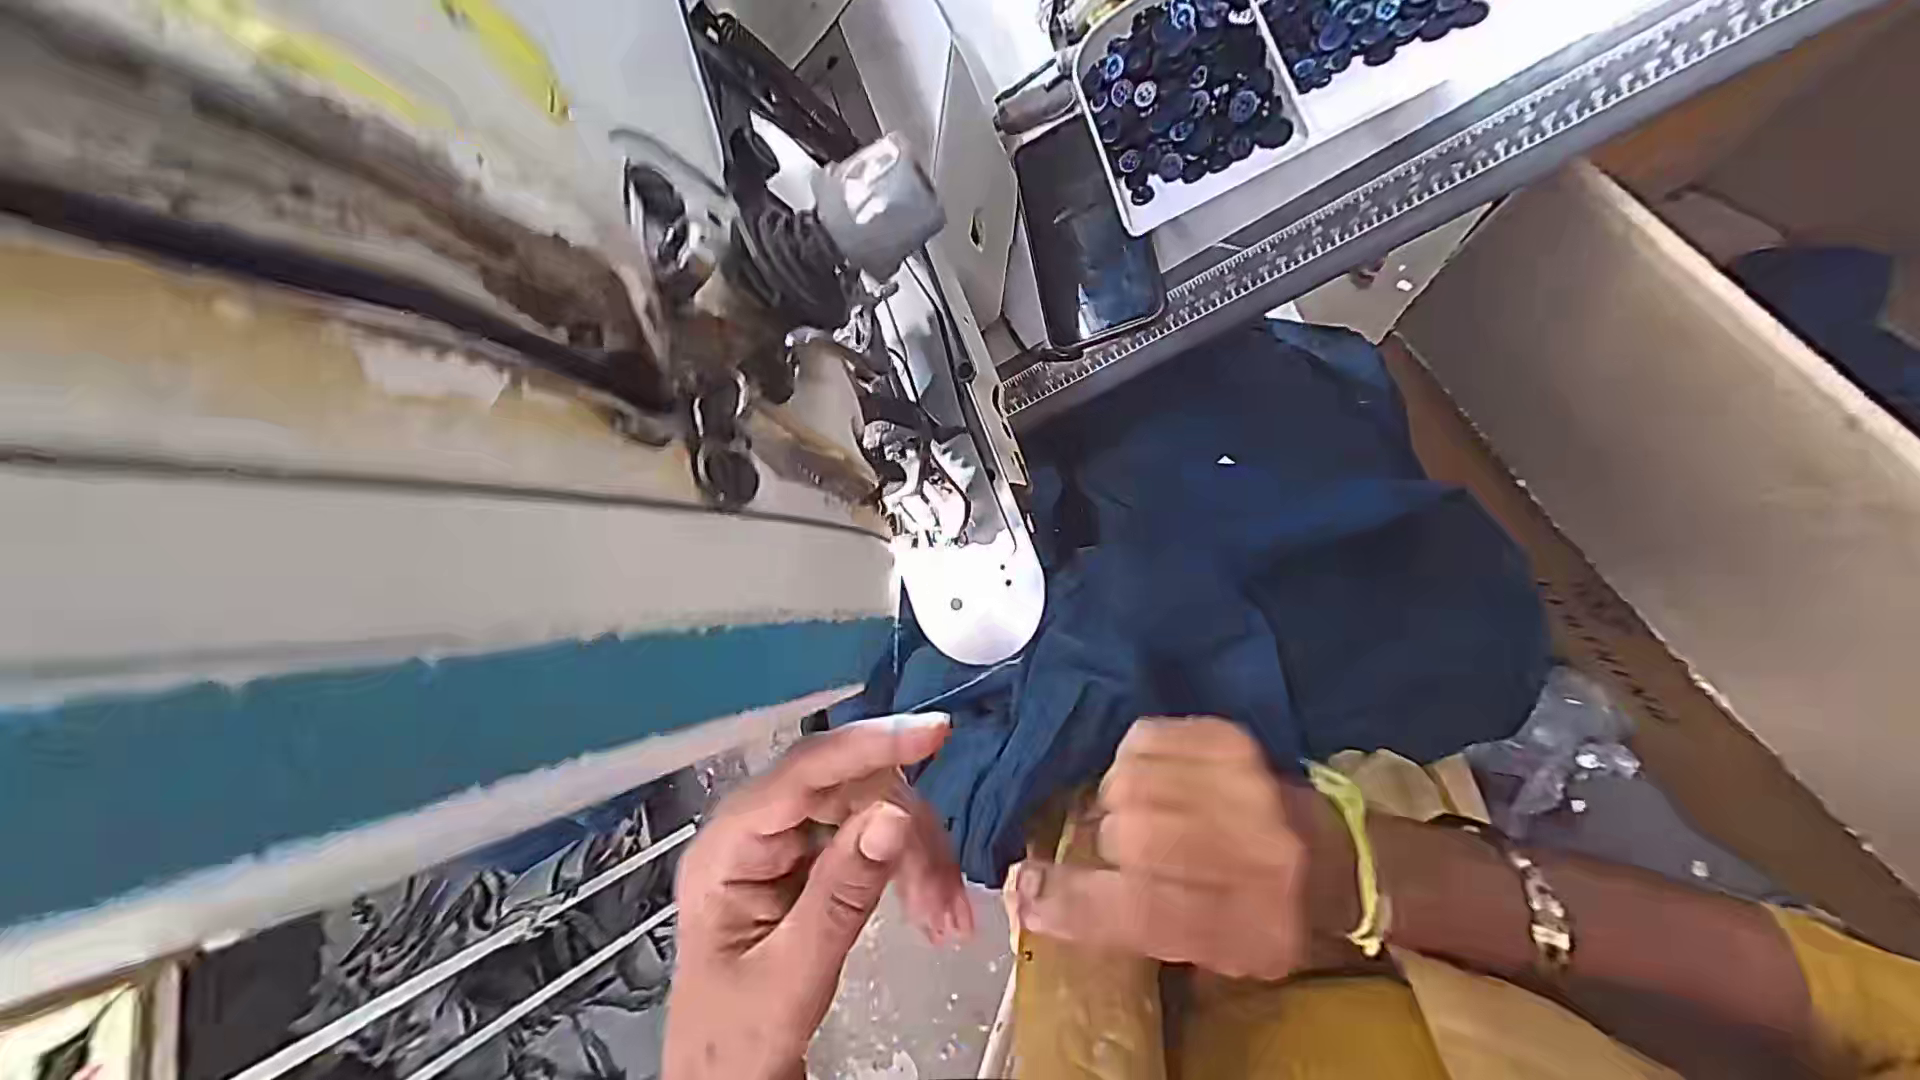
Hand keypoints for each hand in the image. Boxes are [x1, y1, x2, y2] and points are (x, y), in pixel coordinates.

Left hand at [665, 715, 973, 1079]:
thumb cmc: (736, 1044)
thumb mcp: (790, 978)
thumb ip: (841, 895)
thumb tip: (895, 815)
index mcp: (728, 845)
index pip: (805, 772)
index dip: (871, 744)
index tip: (933, 733)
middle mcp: (757, 824)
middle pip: (848, 787)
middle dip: (908, 830)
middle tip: (948, 895)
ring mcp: (787, 836)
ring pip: (870, 806)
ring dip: (918, 853)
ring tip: (947, 916)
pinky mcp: (812, 852)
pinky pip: (873, 832)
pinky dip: (911, 864)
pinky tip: (934, 905)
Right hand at [1009, 716, 1312, 979]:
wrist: (1328, 859)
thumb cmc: (1253, 913)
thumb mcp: (1202, 951)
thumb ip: (1120, 926)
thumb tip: (1026, 897)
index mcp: (1245, 927)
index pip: (1142, 911)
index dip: (1073, 900)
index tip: (1023, 887)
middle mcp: (1252, 857)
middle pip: (1132, 835)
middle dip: (1106, 838)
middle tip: (1111, 840)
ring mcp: (1246, 790)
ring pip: (1132, 780)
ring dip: (1118, 795)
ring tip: (1131, 805)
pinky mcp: (1232, 744)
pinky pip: (1148, 736)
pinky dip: (1133, 754)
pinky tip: (1145, 772)